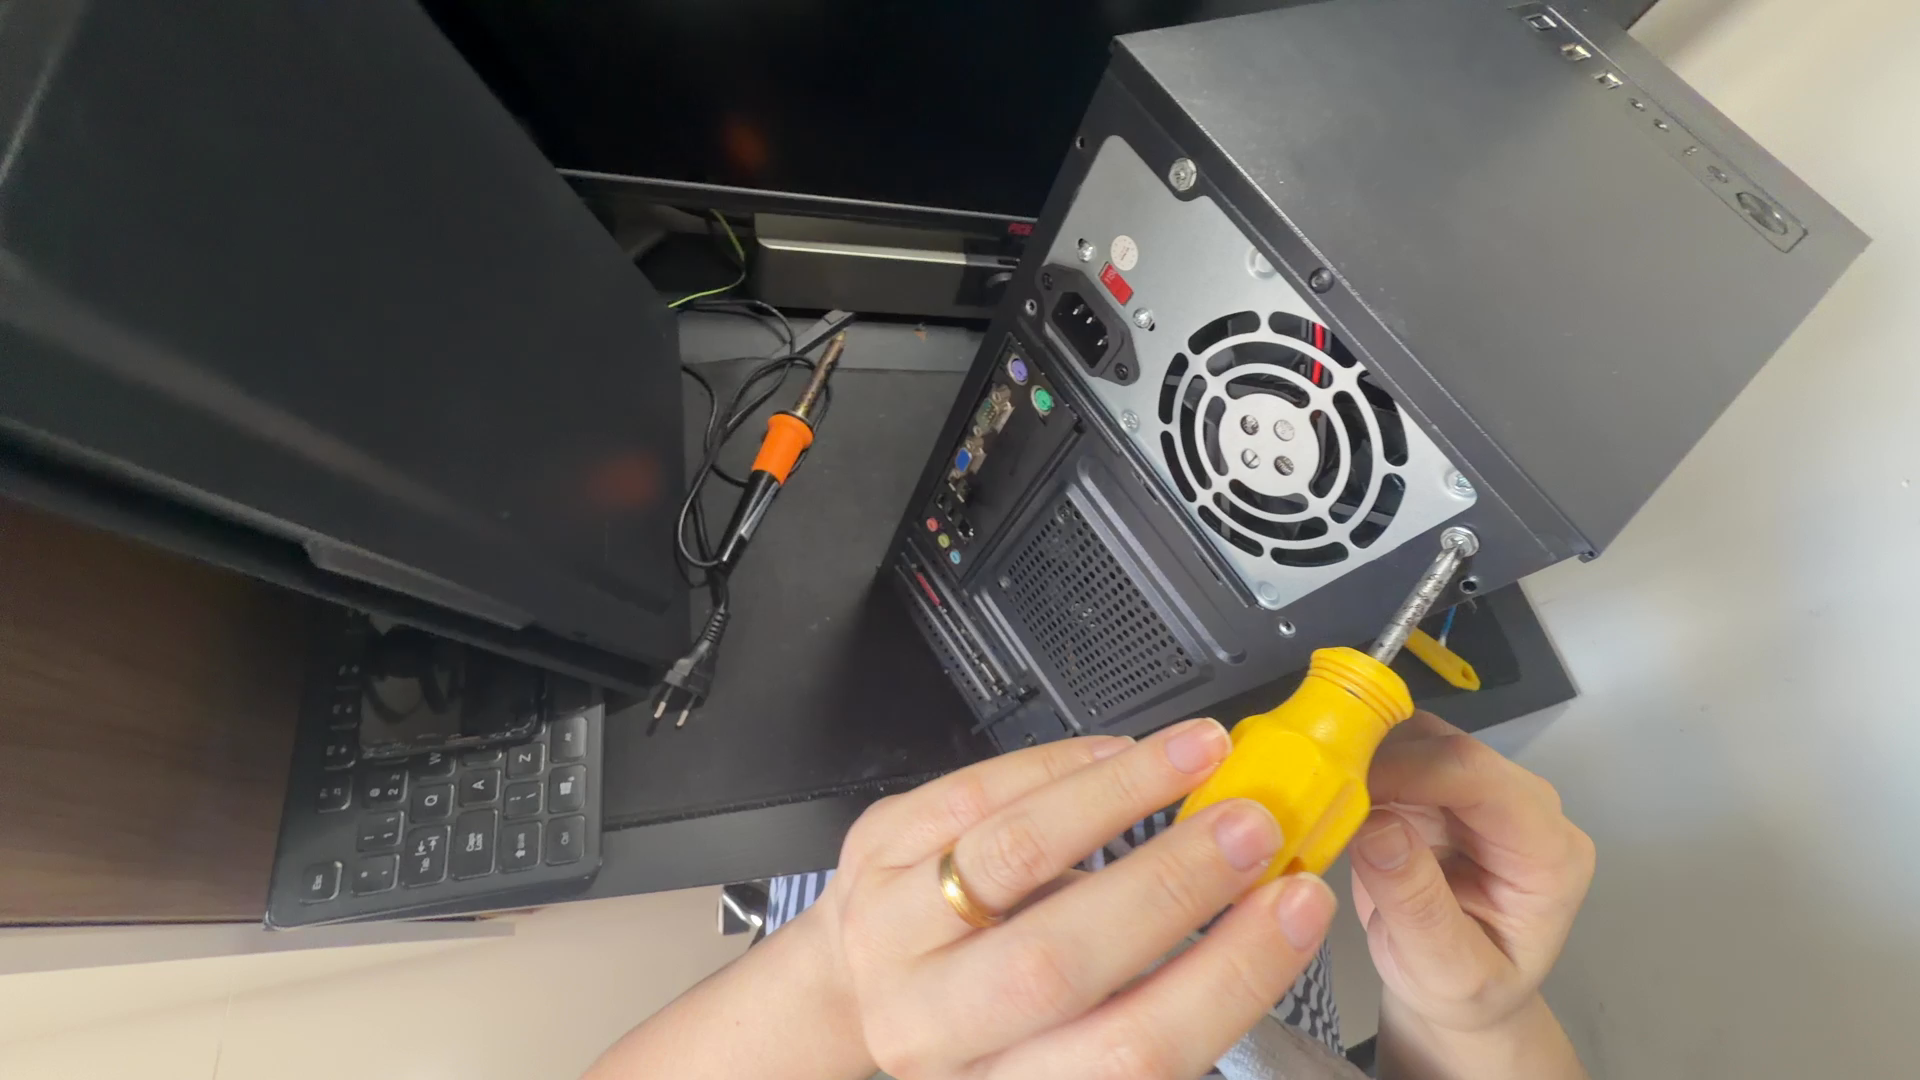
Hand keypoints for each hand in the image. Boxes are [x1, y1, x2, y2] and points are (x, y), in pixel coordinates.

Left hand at [813, 720, 1338, 1078]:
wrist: (858, 975)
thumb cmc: (970, 1006)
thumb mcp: (1051, 1034)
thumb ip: (1135, 982)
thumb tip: (1241, 895)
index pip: (1132, 1050)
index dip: (1230, 974)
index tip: (1295, 906)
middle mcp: (937, 1017)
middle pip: (1062, 955)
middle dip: (1176, 880)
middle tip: (1250, 824)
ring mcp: (895, 921)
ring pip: (1015, 848)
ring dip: (1120, 793)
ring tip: (1193, 755)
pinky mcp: (881, 844)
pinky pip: (976, 789)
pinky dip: (1059, 764)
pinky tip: (1114, 751)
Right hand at [1348, 712, 1593, 1078]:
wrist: (1451, 989)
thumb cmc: (1460, 988)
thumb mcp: (1445, 971)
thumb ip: (1416, 904)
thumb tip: (1377, 825)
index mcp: (1545, 851)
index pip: (1478, 777)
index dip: (1407, 770)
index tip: (1342, 791)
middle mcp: (1520, 805)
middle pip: (1444, 745)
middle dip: (1376, 759)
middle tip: (1316, 789)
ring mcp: (1474, 787)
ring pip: (1412, 733)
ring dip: (1360, 752)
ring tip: (1318, 791)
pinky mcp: (1432, 779)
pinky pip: (1390, 743)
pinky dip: (1353, 755)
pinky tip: (1326, 787)